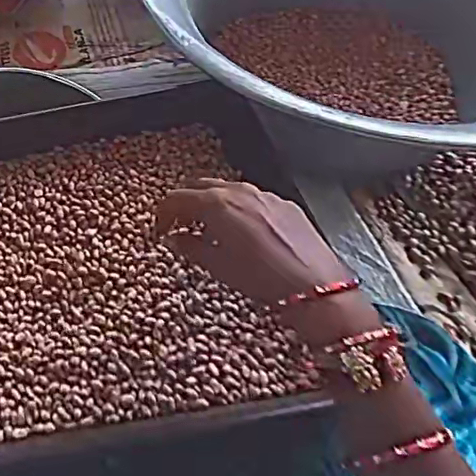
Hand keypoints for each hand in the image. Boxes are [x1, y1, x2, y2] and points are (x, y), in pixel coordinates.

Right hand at [154, 178, 355, 306]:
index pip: (177, 198)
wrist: (316, 289)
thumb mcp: (218, 267)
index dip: (163, 213)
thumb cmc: (264, 280)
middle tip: (178, 225)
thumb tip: (175, 238)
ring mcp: (264, 195)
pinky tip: (240, 231)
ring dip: (210, 204)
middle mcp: (240, 191)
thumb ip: (191, 247)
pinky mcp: (285, 204)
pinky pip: (251, 198)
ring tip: (207, 229)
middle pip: (200, 186)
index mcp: (217, 204)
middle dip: (185, 203)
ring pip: (226, 189)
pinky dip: (236, 208)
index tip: (159, 228)